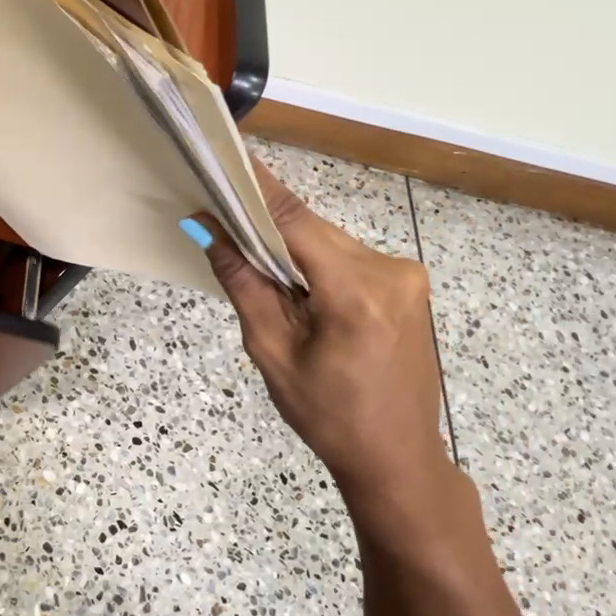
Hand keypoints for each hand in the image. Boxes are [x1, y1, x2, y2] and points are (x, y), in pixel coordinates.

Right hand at [187, 161, 455, 521]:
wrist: (396, 456)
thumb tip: (208, 230)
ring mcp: (406, 277)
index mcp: (358, 293)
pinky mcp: (407, 286)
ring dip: (288, 248)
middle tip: (218, 219)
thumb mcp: (271, 351)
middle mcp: (392, 272)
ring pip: (327, 242)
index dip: (256, 190)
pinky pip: (345, 258)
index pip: (295, 222)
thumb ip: (242, 284)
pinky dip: (312, 262)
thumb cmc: (326, 414)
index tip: (225, 158)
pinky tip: (291, 286)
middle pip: (311, 230)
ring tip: (251, 265)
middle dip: (264, 227)